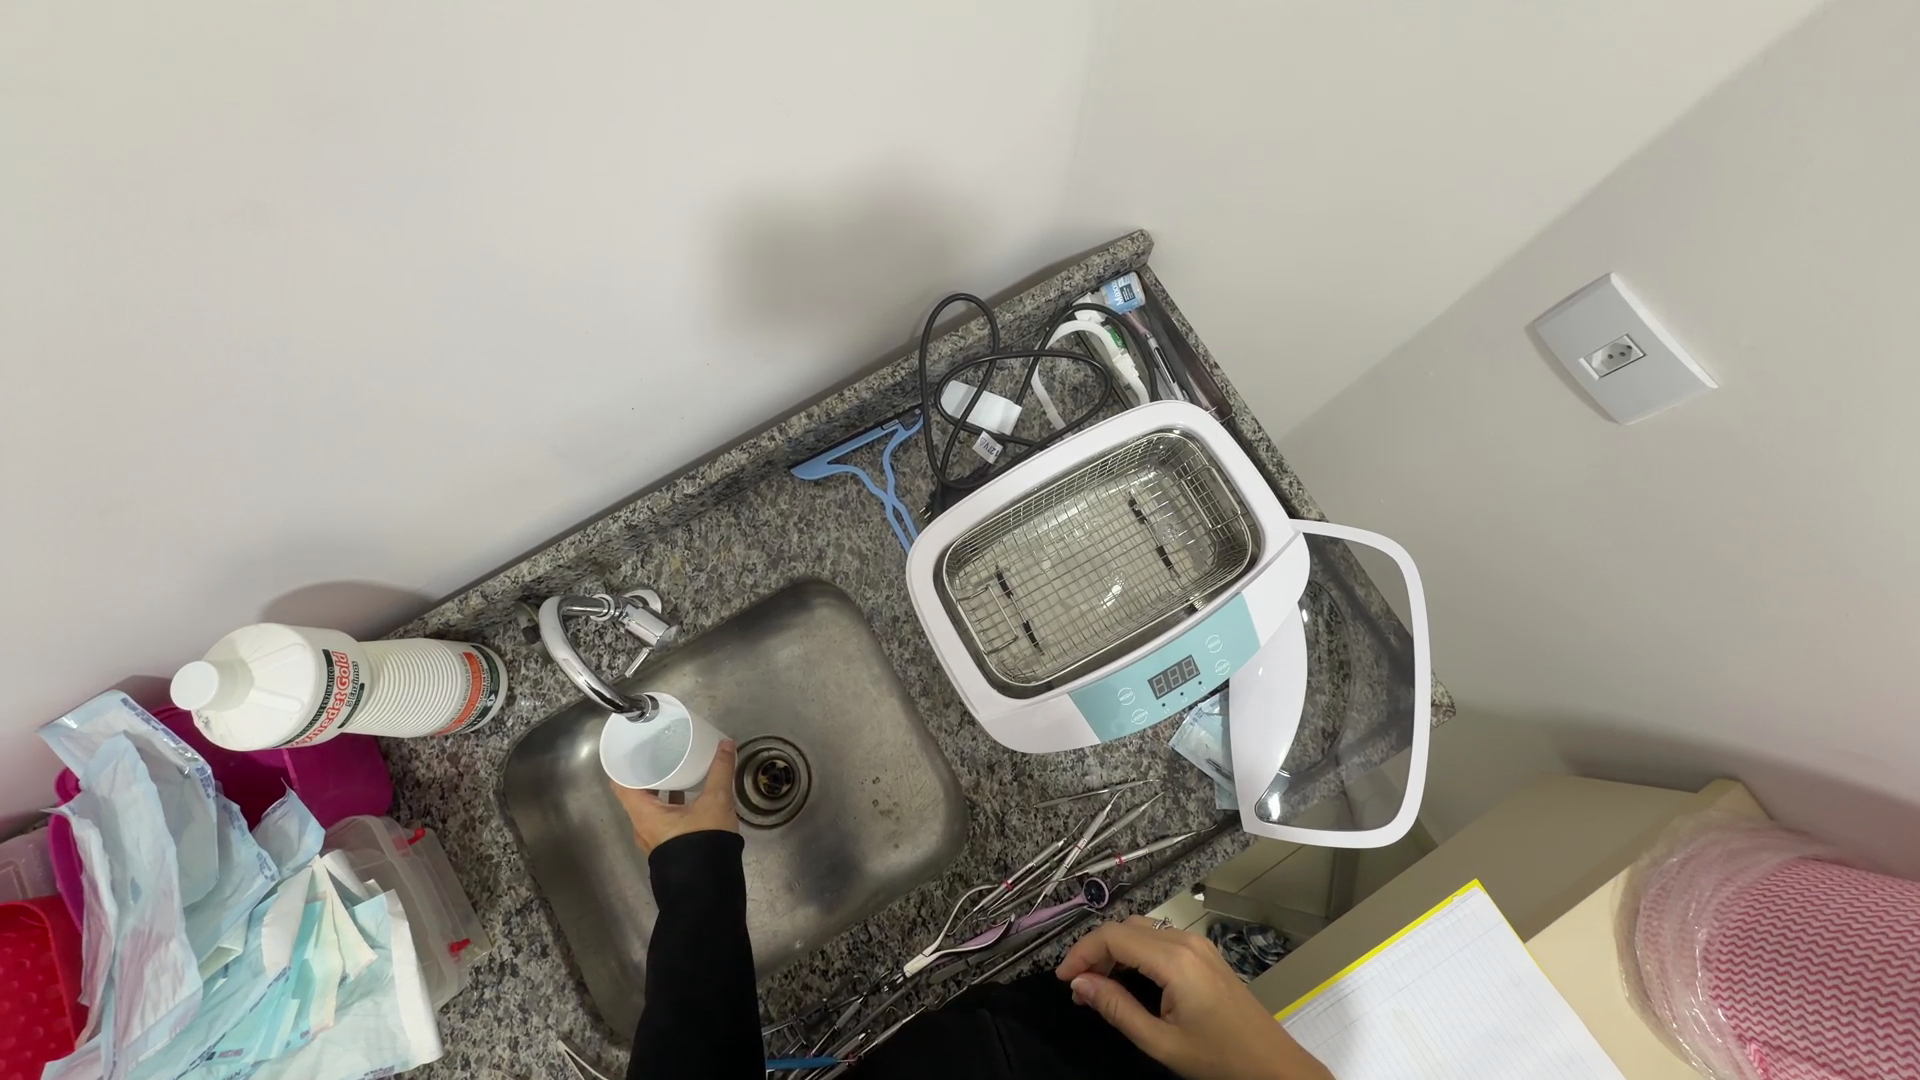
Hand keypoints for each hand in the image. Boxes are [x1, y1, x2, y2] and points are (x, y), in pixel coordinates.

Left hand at [610, 739, 738, 852]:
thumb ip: (721, 771)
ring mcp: (653, 837)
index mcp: (644, 814)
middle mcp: (642, 826)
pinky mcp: (667, 844)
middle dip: (647, 772)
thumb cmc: (703, 839)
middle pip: (635, 794)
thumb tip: (726, 744)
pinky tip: (687, 793)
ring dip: (659, 789)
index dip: (624, 765)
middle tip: (660, 751)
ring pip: (650, 806)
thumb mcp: (715, 800)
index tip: (635, 748)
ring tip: (675, 769)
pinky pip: (661, 817)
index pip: (621, 785)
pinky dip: (670, 803)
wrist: (709, 883)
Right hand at [1057, 916, 1331, 1079]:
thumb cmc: (1219, 1059)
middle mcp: (1183, 939)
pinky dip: (1135, 950)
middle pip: (1125, 927)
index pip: (1113, 937)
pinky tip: (1128, 978)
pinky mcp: (1204, 951)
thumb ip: (1118, 1009)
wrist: (1275, 1069)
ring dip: (1114, 949)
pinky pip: (1158, 937)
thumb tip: (1079, 984)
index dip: (1082, 953)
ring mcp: (1196, 942)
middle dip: (1095, 951)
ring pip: (1141, 929)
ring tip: (1098, 985)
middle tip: (1079, 987)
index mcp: (1173, 959)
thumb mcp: (1162, 1043)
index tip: (1064, 980)